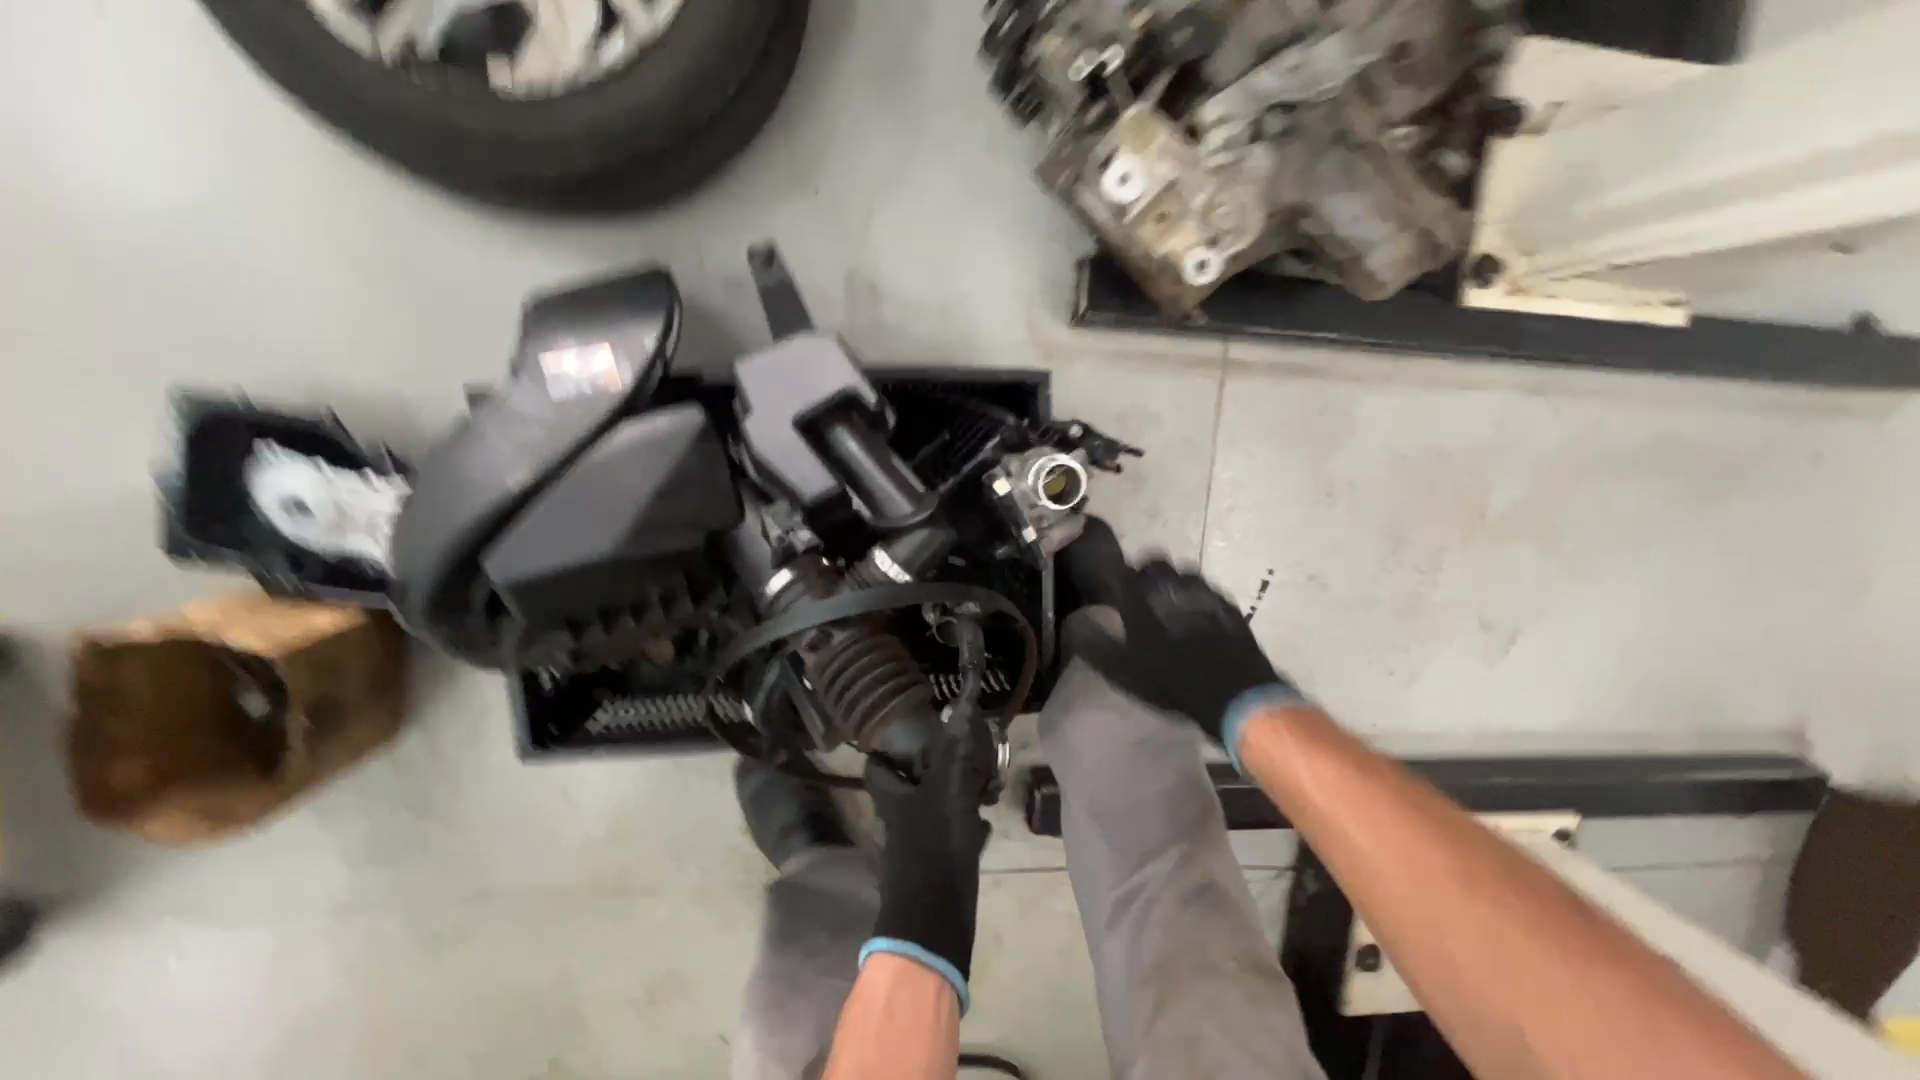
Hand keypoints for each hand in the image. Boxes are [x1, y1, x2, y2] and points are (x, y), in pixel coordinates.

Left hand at [861, 720, 992, 1012]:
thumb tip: (962, 705)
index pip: (877, 767)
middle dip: (932, 769)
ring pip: (931, 810)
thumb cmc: (935, 852)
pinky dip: (965, 825)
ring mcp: (916, 847)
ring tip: (983, 784)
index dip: (889, 750)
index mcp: (892, 800)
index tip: (915, 731)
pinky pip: (949, 836)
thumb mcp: (948, 794)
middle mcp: (898, 821)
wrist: (935, 926)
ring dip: (953, 796)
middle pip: (908, 787)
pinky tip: (985, 823)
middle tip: (961, 754)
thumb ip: (956, 753)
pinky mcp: (935, 870)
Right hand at [1058, 518, 1303, 749]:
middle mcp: (1171, 585)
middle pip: (1154, 564)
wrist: (1235, 694)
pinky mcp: (1227, 604)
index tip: (1111, 587)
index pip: (1120, 569)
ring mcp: (1203, 591)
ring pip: (1182, 574)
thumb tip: (1074, 623)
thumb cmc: (1172, 683)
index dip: (1114, 574)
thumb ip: (1095, 644)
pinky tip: (1196, 619)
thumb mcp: (1123, 672)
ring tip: (1170, 609)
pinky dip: (1197, 598)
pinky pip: (1206, 590)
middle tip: (1142, 599)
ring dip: (1173, 585)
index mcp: (1142, 597)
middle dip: (1145, 575)